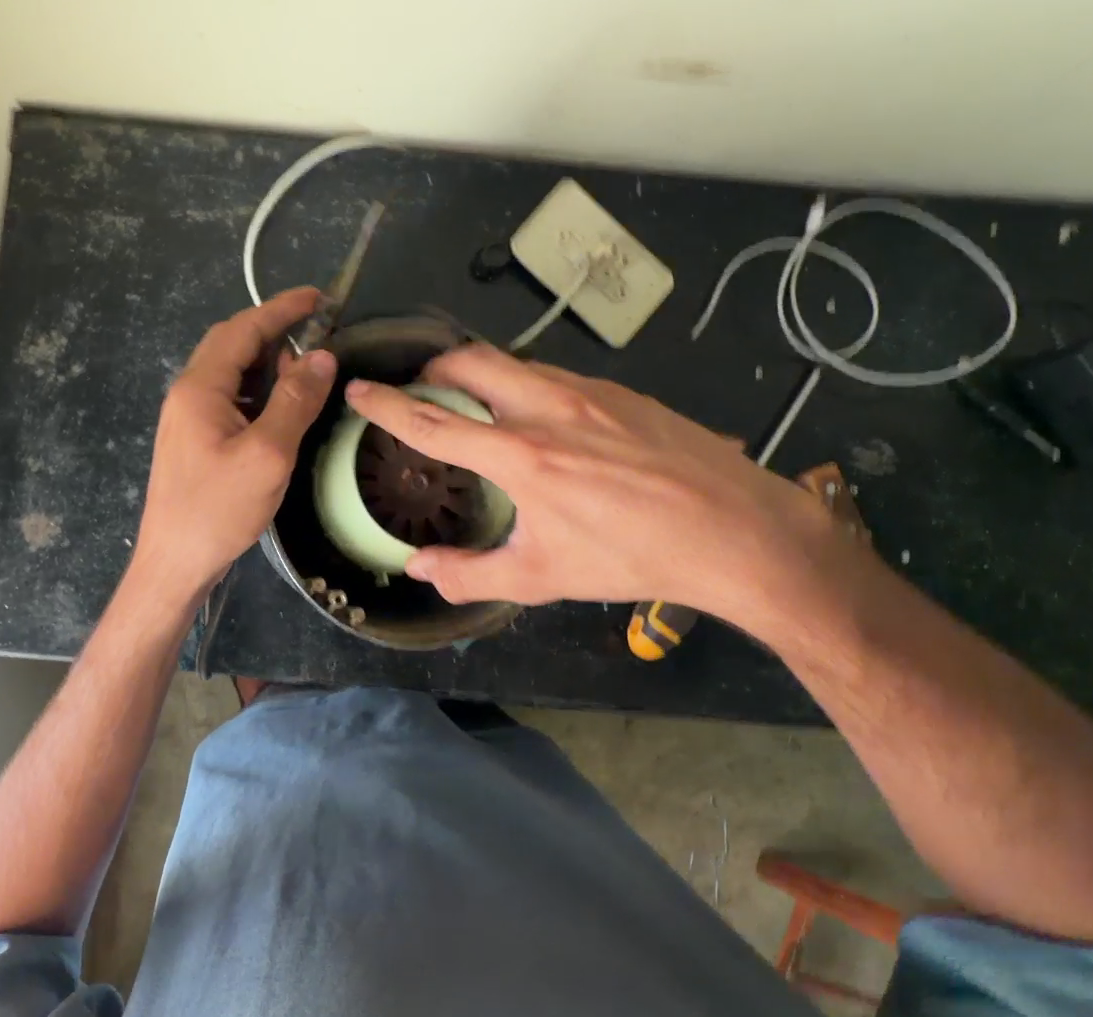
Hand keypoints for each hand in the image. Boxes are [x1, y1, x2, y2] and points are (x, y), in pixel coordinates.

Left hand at [131, 287, 336, 599]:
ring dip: (268, 368)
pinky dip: (258, 396)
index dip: (281, 308)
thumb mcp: (267, 455)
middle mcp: (188, 394)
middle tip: (318, 344)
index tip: (318, 296)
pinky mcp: (194, 443)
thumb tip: (321, 356)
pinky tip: (281, 414)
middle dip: (275, 336)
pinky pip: (229, 402)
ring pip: (231, 375)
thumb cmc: (217, 510)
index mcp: (199, 388)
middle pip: (232, 346)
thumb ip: (294, 401)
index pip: (242, 329)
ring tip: (305, 380)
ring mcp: (187, 419)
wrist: (174, 564)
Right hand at [343, 346, 843, 627]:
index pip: (434, 422)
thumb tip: (417, 568)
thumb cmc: (629, 559)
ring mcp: (589, 392)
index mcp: (520, 455)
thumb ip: (467, 573)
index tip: (359, 391)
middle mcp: (548, 408)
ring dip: (482, 375)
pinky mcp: (621, 391)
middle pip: (471, 362)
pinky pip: (555, 374)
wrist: (733, 530)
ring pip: (515, 363)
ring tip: (478, 404)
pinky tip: (542, 419)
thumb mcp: (540, 578)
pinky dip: (526, 385)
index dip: (387, 406)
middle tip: (424, 390)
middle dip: (436, 369)